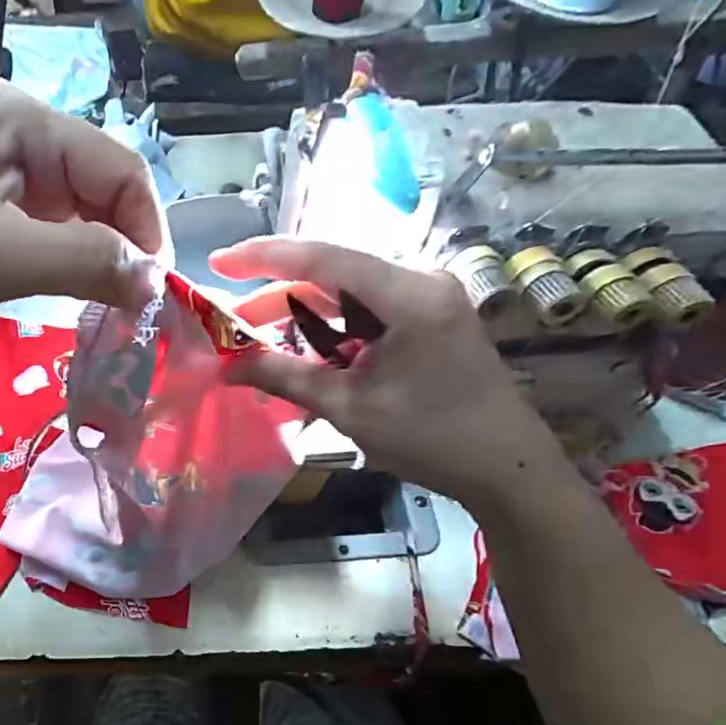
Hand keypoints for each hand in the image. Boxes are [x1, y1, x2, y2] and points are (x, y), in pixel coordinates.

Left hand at [0, 80, 166, 376]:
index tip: (155, 292)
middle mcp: (16, 137)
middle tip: (136, 307)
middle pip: (103, 191)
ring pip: (79, 217)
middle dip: (125, 246)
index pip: (119, 169)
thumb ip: (87, 261)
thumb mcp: (0, 253)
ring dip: (101, 260)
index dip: (147, 229)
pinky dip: (71, 266)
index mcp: (21, 119)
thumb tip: (155, 285)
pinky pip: (50, 236)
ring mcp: (0, 175)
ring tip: (113, 306)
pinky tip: (76, 295)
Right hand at [211, 237, 573, 504]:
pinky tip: (308, 353)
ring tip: (261, 341)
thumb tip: (228, 366)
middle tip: (232, 321)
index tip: (219, 261)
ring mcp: (430, 300)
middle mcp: (421, 282)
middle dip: (279, 298)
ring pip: (350, 296)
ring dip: (305, 318)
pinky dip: (334, 332)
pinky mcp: (431, 321)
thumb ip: (286, 378)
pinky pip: (370, 314)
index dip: (264, 258)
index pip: (323, 259)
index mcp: (408, 294)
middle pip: (334, 276)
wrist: (505, 466)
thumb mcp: (351, 408)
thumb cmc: (431, 438)